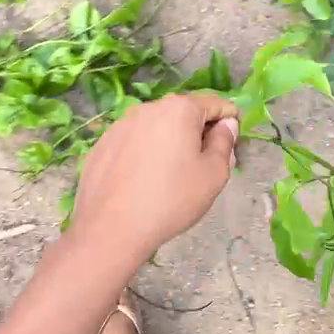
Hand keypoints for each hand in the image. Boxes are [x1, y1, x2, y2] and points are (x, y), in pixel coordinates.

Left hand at [70, 92, 239, 258]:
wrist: (109, 231)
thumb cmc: (171, 199)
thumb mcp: (214, 173)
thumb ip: (225, 142)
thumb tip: (226, 124)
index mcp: (180, 109)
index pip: (216, 103)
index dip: (230, 121)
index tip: (232, 146)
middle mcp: (149, 108)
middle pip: (185, 112)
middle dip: (200, 132)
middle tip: (205, 164)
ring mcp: (121, 125)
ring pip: (158, 126)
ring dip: (171, 141)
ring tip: (172, 175)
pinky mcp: (102, 144)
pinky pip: (134, 141)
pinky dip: (145, 152)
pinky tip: (144, 180)